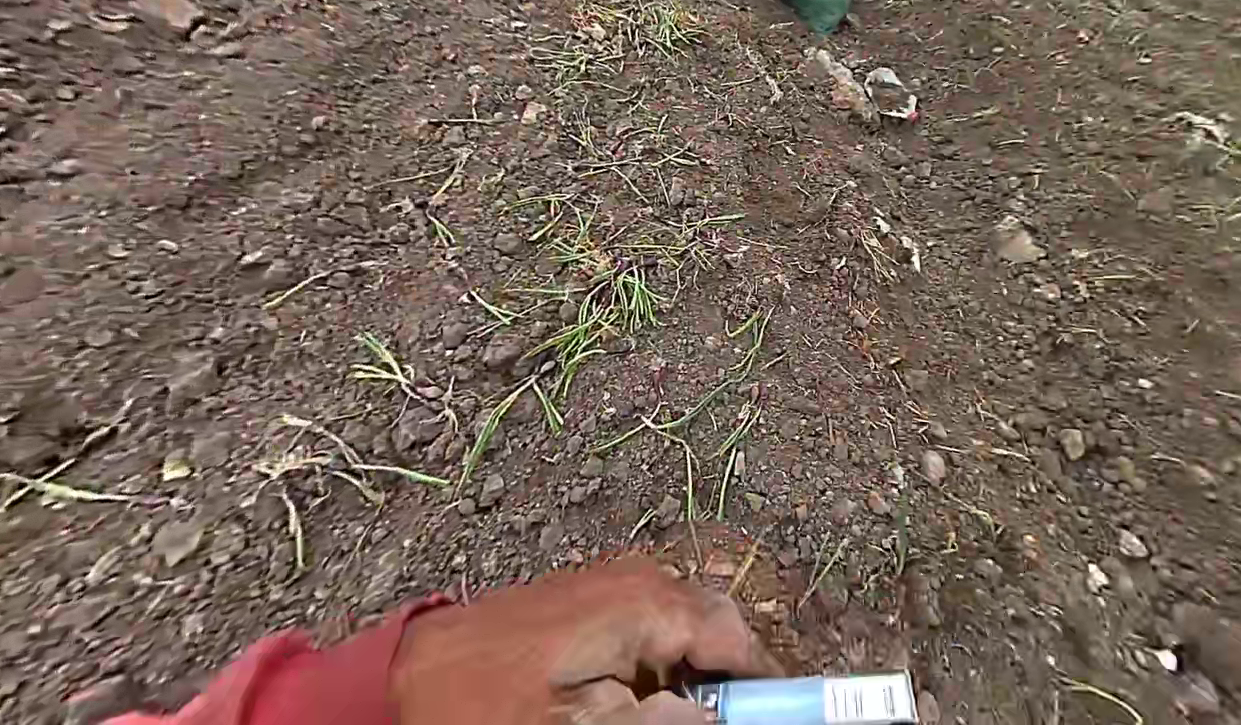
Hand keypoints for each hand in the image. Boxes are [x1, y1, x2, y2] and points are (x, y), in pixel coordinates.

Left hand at [390, 554, 779, 724]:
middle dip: (731, 670)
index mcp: (650, 607)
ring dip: (699, 665)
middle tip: (729, 712)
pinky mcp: (603, 591)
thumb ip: (654, 723)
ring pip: (689, 619)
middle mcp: (649, 580)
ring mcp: (625, 580)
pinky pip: (658, 619)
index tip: (777, 708)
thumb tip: (715, 718)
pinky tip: (642, 692)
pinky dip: (667, 655)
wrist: (412, 670)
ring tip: (685, 707)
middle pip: (716, 620)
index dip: (759, 675)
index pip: (731, 634)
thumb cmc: (490, 708)